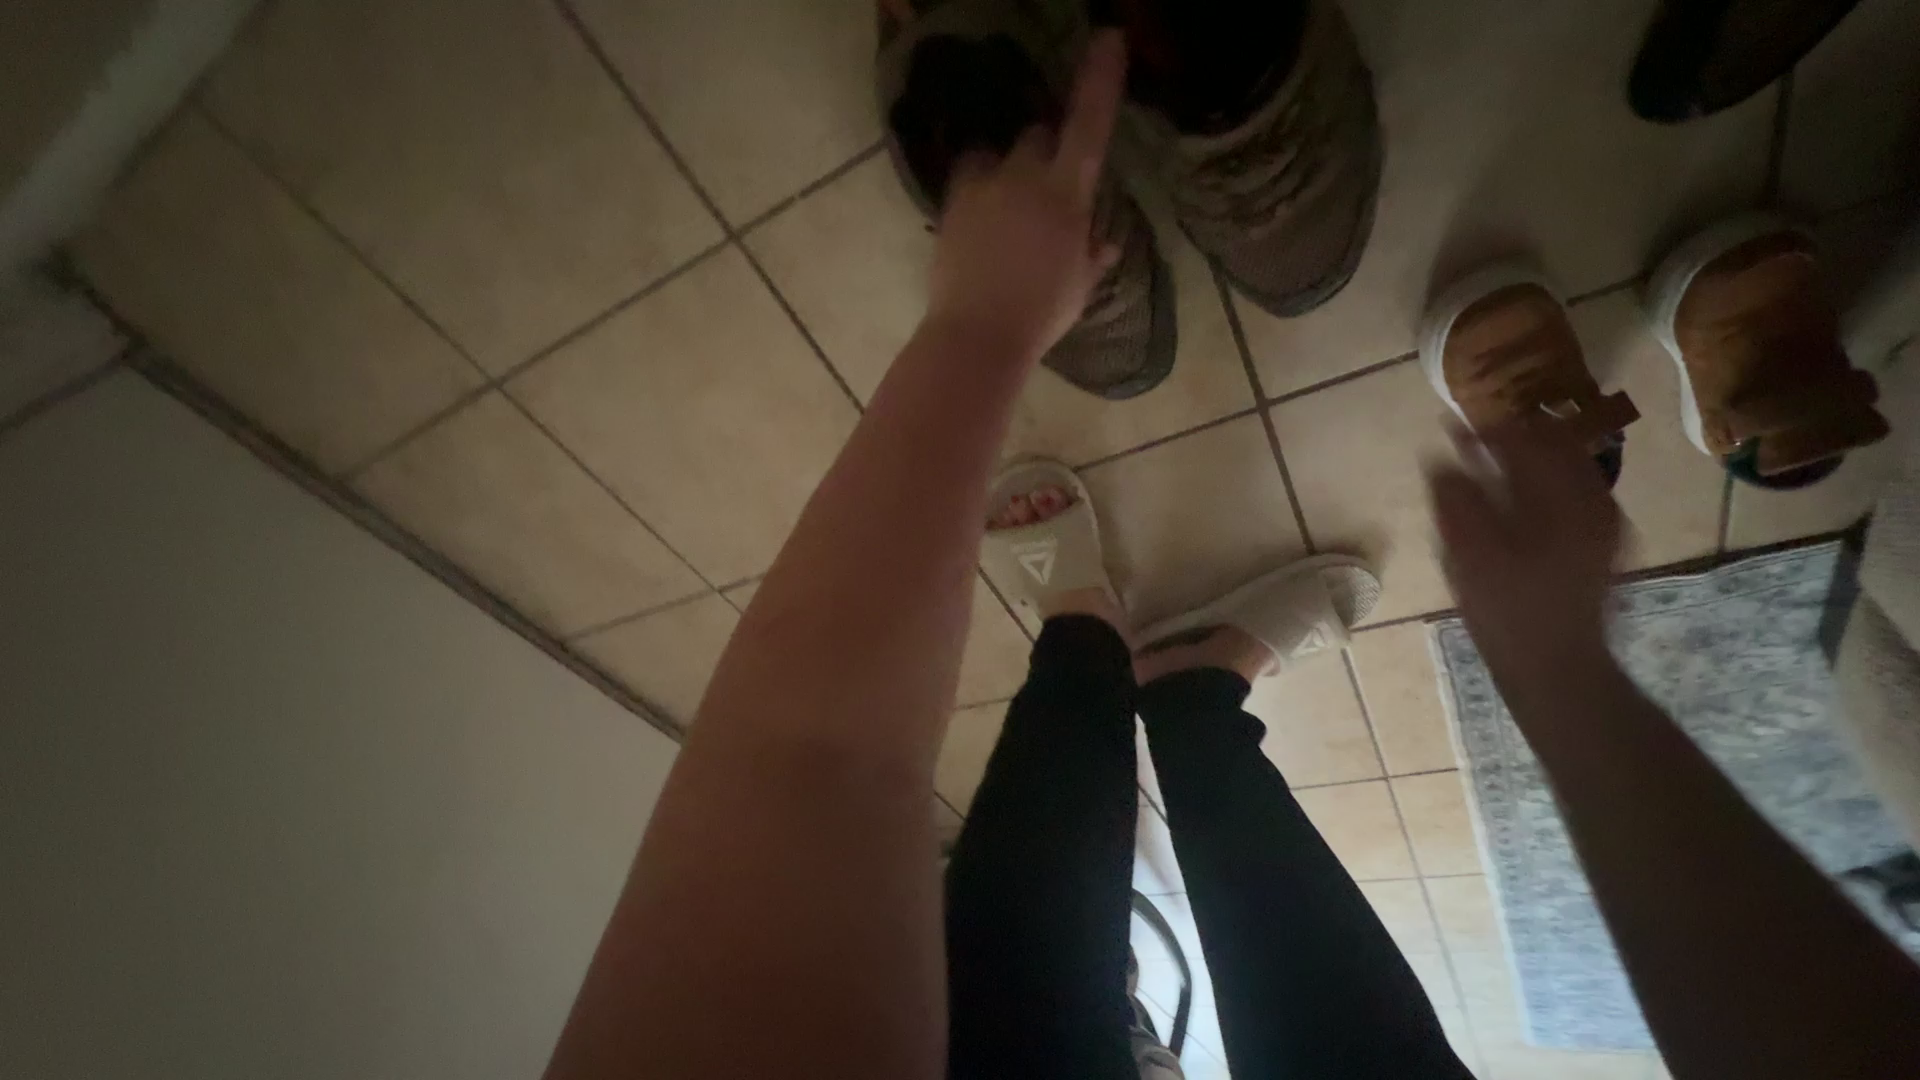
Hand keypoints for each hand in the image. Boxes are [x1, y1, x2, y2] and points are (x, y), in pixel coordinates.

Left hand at [922, 30, 1125, 360]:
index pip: (1089, 125)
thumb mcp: (1078, 289)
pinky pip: (968, 179)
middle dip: (1047, 153)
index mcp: (1065, 196)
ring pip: (997, 155)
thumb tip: (1105, 242)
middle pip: (1039, 136)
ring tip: (1004, 208)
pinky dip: (978, 191)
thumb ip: (1092, 257)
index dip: (1100, 80)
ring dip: (1006, 170)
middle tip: (1046, 192)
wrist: (977, 336)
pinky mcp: (951, 204)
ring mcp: (982, 187)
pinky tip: (980, 225)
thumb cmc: (1040, 316)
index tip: (1108, 39)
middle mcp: (1023, 177)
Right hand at [1426, 421, 1623, 681]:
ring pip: (1569, 470)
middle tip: (1475, 436)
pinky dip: (1548, 484)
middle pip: (1555, 448)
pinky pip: (1577, 496)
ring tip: (1495, 459)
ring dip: (1532, 459)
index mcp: (1560, 498)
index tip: (1453, 422)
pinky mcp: (1605, 545)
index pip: (1524, 440)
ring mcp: (1605, 525)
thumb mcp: (1466, 552)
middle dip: (1513, 437)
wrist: (1556, 665)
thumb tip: (1438, 459)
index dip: (1485, 428)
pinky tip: (1524, 497)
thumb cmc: (1505, 609)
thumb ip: (1453, 499)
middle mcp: (1592, 501)